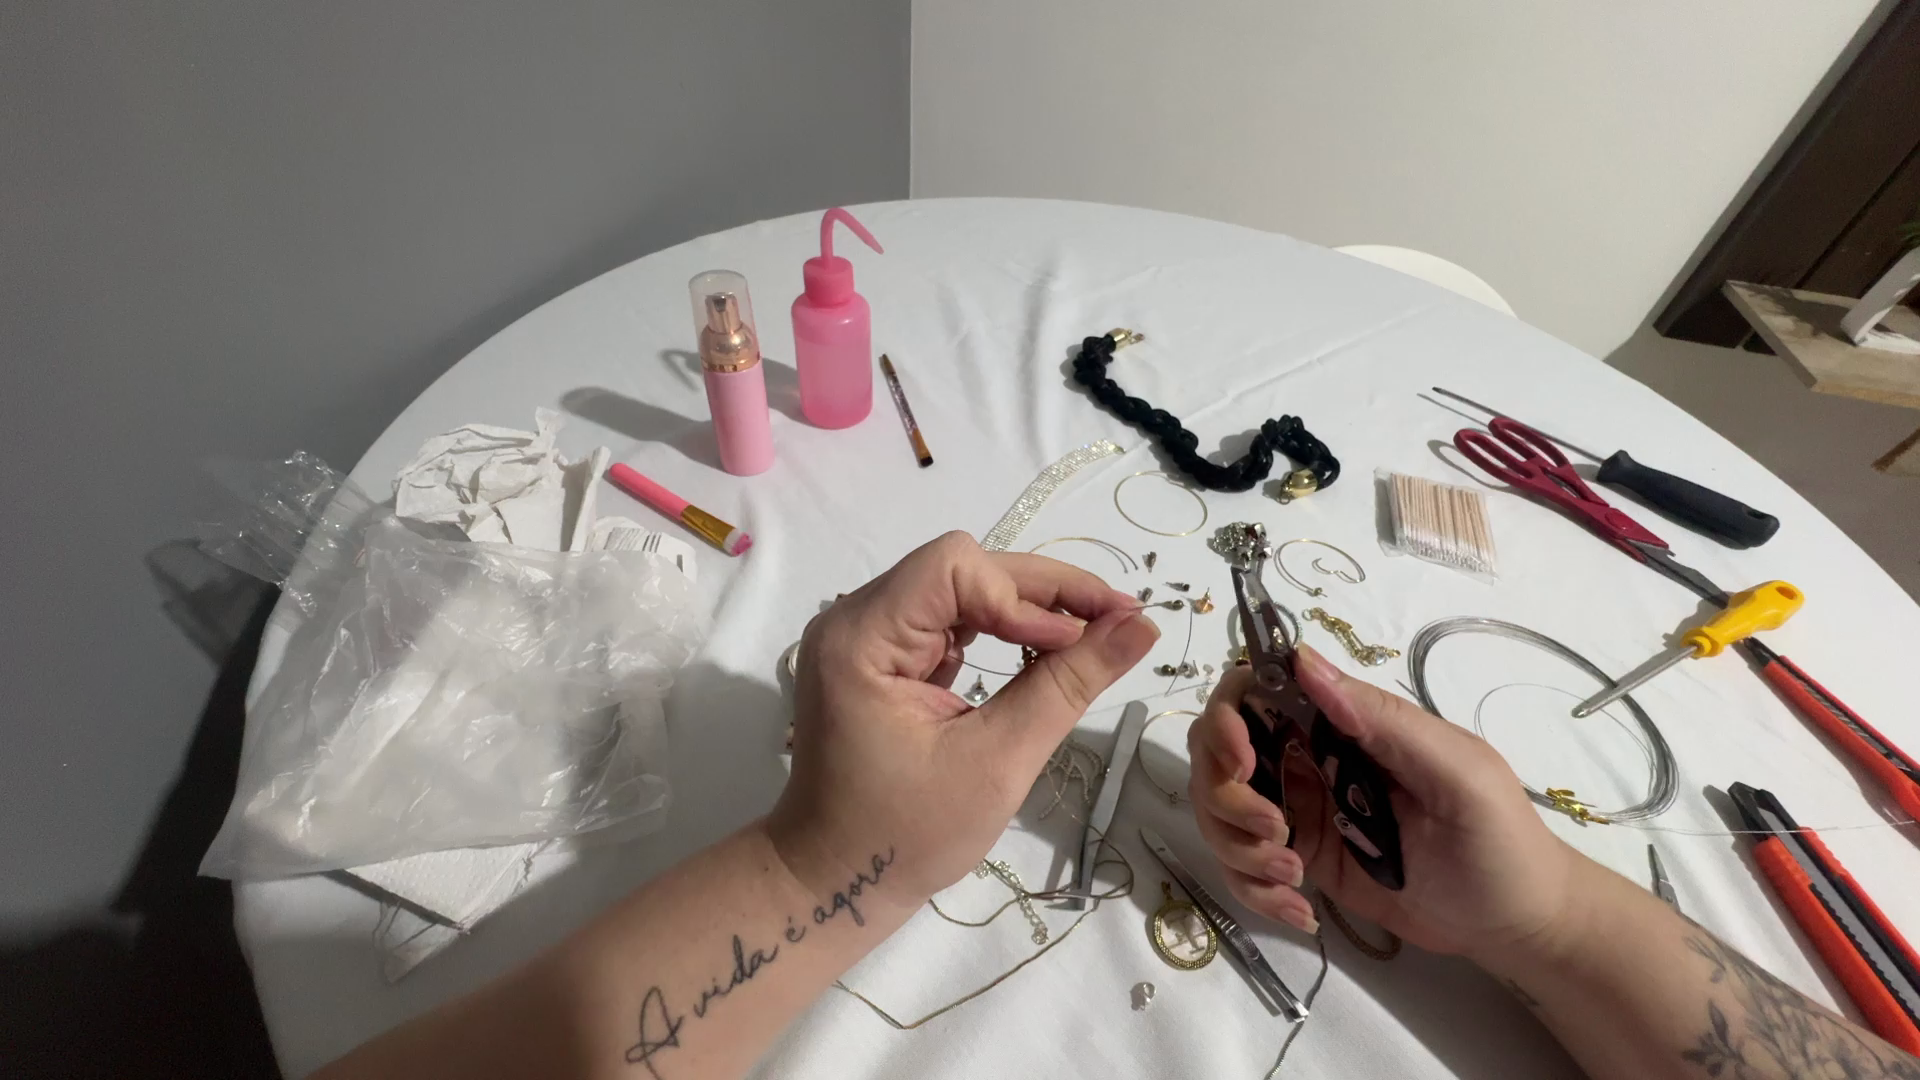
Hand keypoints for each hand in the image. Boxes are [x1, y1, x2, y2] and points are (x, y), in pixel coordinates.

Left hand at [768, 532, 1159, 916]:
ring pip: (962, 586)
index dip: (1023, 594)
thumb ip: (1067, 686)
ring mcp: (866, 632)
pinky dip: (1002, 626)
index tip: (1077, 640)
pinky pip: (950, 616)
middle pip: (961, 568)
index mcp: (860, 638)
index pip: (951, 568)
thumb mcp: (997, 763)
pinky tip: (1043, 647)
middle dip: (1042, 592)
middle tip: (1118, 618)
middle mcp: (855, 618)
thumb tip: (1141, 627)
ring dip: (1028, 605)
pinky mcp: (883, 651)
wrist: (836, 879)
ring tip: (1091, 632)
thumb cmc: (907, 836)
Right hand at [1187, 646, 1579, 961]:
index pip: (1247, 694)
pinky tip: (1299, 908)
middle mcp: (1300, 756)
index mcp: (1333, 723)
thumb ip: (1381, 717)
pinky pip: (1239, 864)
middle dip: (1225, 797)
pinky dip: (1253, 888)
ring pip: (1216, 811)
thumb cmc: (1497, 838)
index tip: (1243, 764)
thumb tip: (1301, 659)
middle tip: (1276, 833)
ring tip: (1294, 878)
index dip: (1223, 720)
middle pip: (1213, 755)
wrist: (1516, 926)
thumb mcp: (1455, 771)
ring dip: (1239, 848)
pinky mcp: (1293, 855)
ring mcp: (1292, 807)